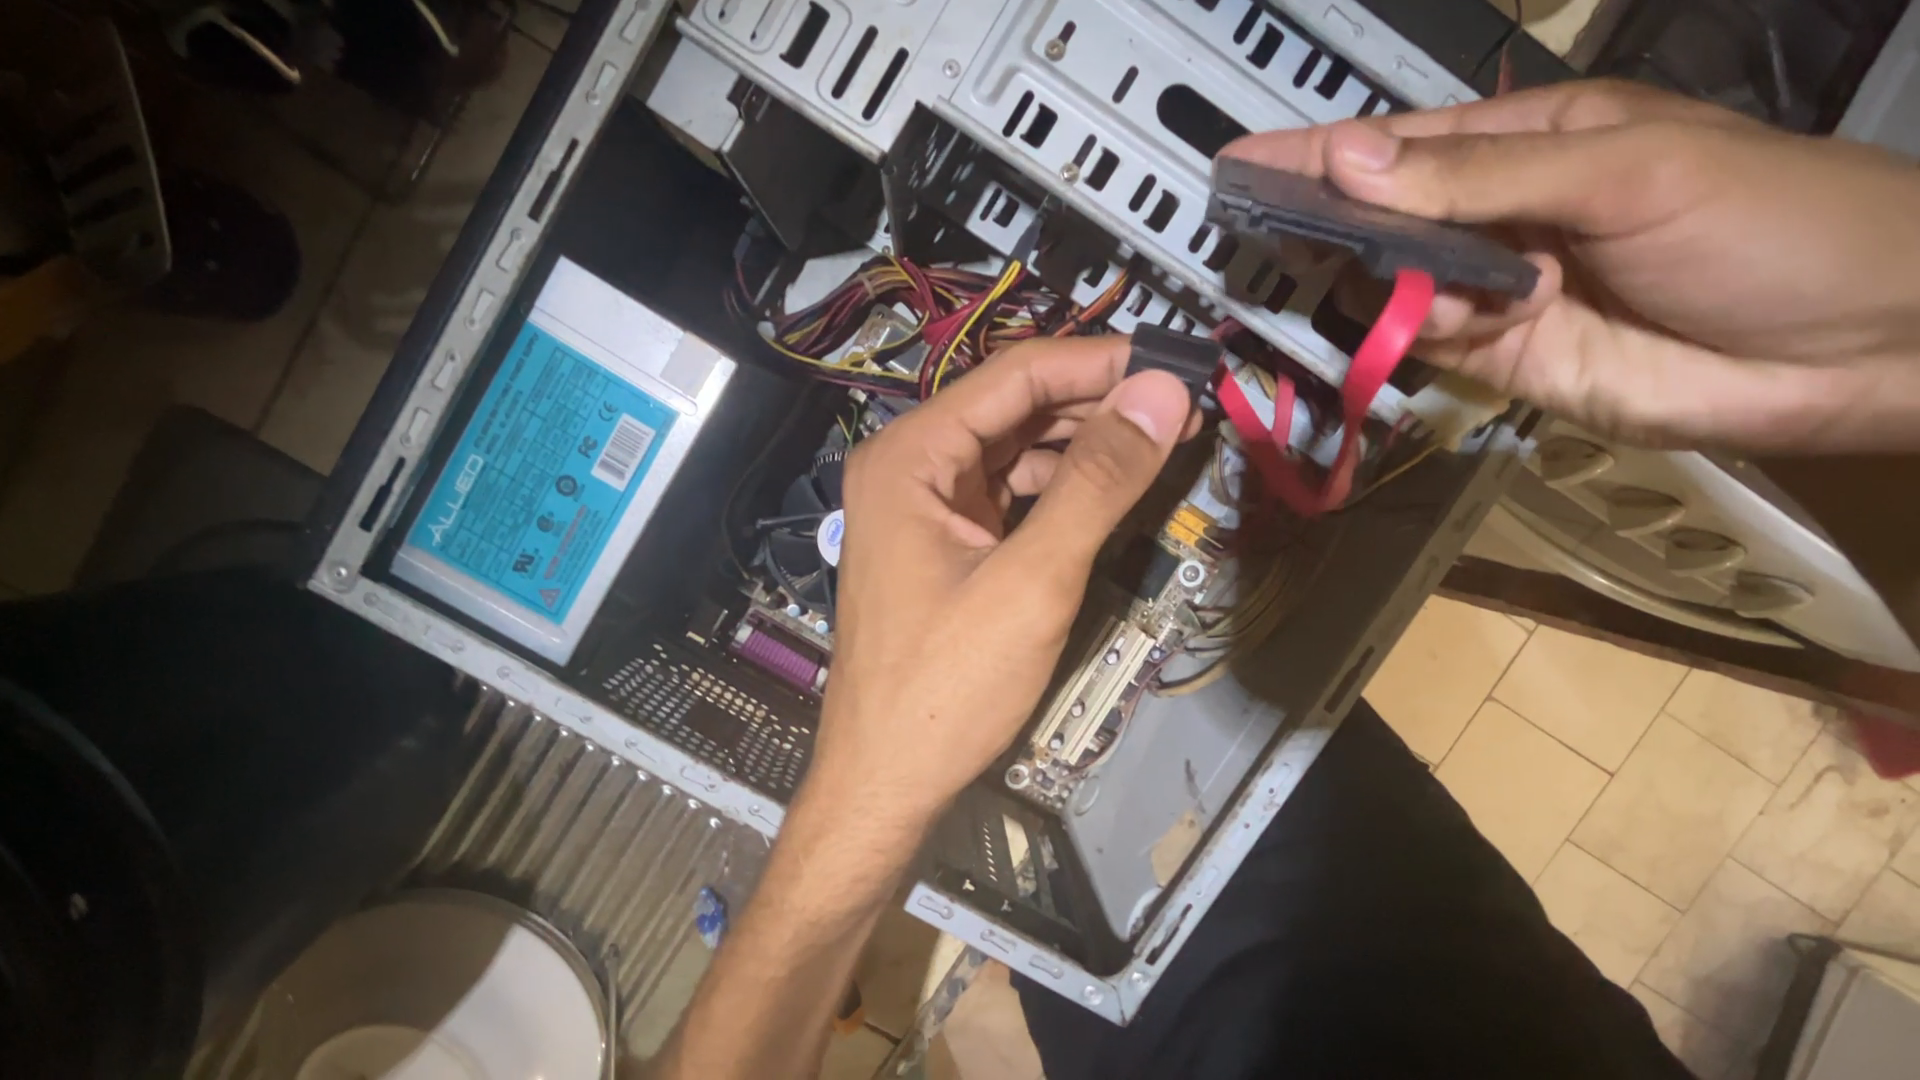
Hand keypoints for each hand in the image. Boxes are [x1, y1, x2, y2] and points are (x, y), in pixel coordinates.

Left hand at [808, 337, 1194, 826]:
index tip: (1175, 364)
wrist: (887, 778)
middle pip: (1014, 409)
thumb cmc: (947, 686)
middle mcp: (909, 467)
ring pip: (1015, 451)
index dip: (1099, 362)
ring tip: (1158, 444)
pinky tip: (1106, 490)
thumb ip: (1097, 482)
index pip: (1016, 375)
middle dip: (1096, 404)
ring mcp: (923, 507)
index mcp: (910, 455)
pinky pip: (1008, 495)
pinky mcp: (943, 544)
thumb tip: (1160, 393)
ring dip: (1083, 445)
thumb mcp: (1032, 580)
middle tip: (1181, 408)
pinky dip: (1058, 489)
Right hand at [1223, 79, 1919, 451]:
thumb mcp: (1623, 172)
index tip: (1233, 164)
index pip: (1391, 146)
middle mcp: (1488, 218)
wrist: (1860, 349)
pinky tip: (1456, 324)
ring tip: (1416, 289)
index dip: (1311, 153)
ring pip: (1386, 287)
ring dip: (1382, 286)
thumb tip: (1348, 162)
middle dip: (1324, 226)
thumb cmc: (1763, 222)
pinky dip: (1416, 333)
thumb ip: (1477, 176)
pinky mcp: (1491, 358)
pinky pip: (1420, 341)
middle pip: (1373, 220)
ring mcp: (1485, 291)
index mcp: (1520, 145)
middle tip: (1264, 235)